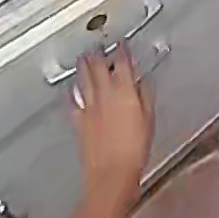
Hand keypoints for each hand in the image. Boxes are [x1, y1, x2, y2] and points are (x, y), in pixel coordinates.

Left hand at [73, 42, 153, 211]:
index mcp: (124, 91)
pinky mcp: (79, 121)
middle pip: (99, 67)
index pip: (123, 63)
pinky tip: (69, 88)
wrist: (111, 174)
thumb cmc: (134, 148)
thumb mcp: (149, 119)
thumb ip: (145, 96)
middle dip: (98, 53)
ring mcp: (89, 107)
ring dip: (83, 66)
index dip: (122, 50)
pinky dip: (71, 92)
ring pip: (84, 79)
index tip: (121, 43)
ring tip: (82, 57)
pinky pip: (73, 101)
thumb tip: (143, 82)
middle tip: (96, 44)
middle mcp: (105, 95)